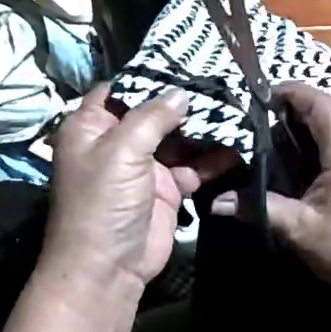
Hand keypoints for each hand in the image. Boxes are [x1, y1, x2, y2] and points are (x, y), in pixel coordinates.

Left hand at [44, 83, 225, 291]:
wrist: (109, 267)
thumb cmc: (102, 203)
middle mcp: (118, 143)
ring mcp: (145, 167)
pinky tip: (237, 147)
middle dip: (188, 104)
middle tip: (224, 86)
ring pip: (180, 140)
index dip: (151, 77)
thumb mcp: (121, 152)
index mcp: (93, 127)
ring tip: (237, 112)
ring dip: (205, 131)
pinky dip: (213, 160)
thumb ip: (153, 117)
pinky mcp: (169, 190)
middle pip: (157, 114)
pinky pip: (194, 167)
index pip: (122, 89)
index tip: (188, 64)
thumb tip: (182, 92)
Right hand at [211, 84, 330, 314]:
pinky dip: (310, 150)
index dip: (292, 92)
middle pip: (326, 115)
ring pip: (330, 133)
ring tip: (264, 140)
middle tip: (254, 120)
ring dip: (300, 132)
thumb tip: (217, 201)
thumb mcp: (298, 228)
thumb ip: (258, 208)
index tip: (261, 95)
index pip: (322, 105)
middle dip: (290, 111)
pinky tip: (286, 167)